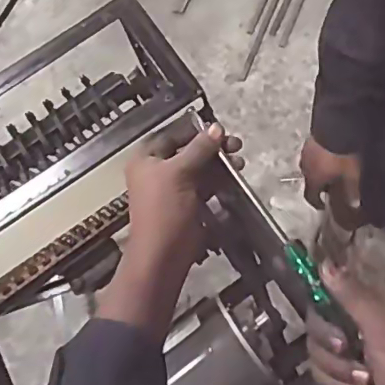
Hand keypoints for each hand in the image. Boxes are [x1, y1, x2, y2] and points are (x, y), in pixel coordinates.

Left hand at [97, 123, 242, 335]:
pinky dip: (218, 181)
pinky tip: (234, 178)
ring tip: (239, 163)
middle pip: (188, 152)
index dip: (195, 131)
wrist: (163, 255)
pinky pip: (204, 186)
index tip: (219, 129)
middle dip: (212, 149)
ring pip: (199, 169)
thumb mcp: (179, 173)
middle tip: (235, 146)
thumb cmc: (164, 210)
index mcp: (146, 159)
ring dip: (219, 164)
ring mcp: (173, 189)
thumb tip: (216, 128)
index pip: (172, 135)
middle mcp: (157, 171)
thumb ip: (198, 149)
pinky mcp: (187, 204)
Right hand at [299, 138, 362, 228]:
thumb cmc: (343, 155)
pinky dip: (320, 156)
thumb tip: (354, 205)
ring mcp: (306, 151)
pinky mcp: (310, 138)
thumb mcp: (352, 176)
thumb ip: (352, 192)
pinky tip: (330, 152)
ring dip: (318, 168)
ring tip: (331, 166)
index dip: (316, 203)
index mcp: (313, 179)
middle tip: (331, 184)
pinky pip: (313, 152)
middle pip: (310, 180)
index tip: (323, 205)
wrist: (337, 126)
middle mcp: (305, 167)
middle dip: (319, 184)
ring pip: (310, 165)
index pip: (310, 196)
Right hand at [307, 260, 384, 384]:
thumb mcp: (383, 328)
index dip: (320, 306)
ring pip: (314, 354)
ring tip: (366, 383)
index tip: (328, 319)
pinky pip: (319, 378)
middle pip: (314, 325)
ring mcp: (346, 357)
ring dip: (339, 372)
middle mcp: (352, 328)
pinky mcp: (341, 383)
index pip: (326, 293)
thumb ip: (353, 297)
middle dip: (329, 344)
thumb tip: (324, 263)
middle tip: (348, 350)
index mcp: (366, 309)